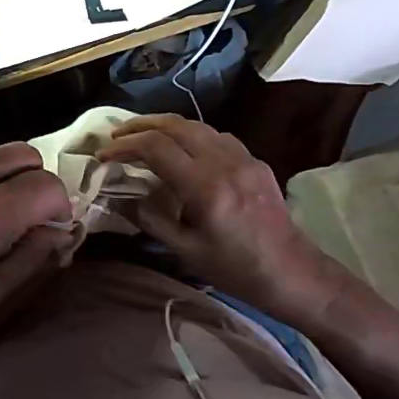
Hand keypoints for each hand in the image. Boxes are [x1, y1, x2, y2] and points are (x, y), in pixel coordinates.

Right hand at [96, 114, 344, 320]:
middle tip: (116, 136)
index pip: (156, 147)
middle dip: (140, 126)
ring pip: (196, 125)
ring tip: (142, 136)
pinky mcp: (254, 160)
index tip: (104, 155)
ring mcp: (243, 158)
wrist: (293, 273)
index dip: (124, 146)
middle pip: (174, 125)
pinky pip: (215, 135)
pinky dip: (189, 134)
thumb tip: (123, 197)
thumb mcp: (185, 250)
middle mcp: (224, 163)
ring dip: (164, 126)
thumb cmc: (236, 269)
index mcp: (205, 187)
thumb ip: (151, 219)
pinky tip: (180, 148)